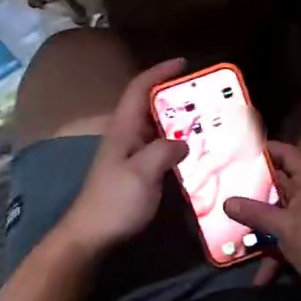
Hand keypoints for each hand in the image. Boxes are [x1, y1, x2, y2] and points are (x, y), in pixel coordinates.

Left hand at [51, 58, 190, 255]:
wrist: (92, 236)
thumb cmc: (115, 202)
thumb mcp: (142, 173)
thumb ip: (165, 151)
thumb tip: (184, 144)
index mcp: (123, 129)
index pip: (139, 89)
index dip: (159, 72)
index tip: (184, 63)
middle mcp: (126, 137)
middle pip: (151, 106)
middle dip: (176, 98)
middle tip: (206, 97)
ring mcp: (130, 155)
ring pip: (157, 129)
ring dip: (180, 123)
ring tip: (208, 123)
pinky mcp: (137, 173)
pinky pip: (161, 150)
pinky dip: (178, 147)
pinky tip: (196, 155)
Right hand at [223, 141, 300, 299]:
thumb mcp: (284, 227)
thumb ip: (255, 213)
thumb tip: (227, 202)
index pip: (287, 154)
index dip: (265, 149)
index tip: (238, 152)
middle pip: (276, 186)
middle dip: (251, 191)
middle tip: (222, 189)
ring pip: (275, 216)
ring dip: (257, 228)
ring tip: (228, 232)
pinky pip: (282, 241)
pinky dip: (271, 256)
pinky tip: (258, 278)